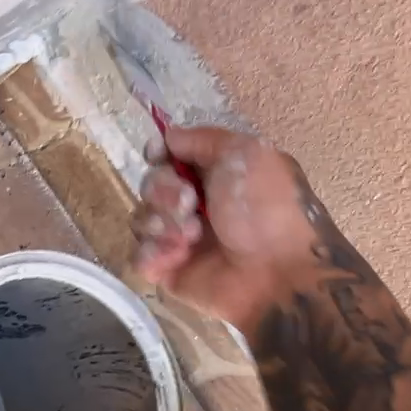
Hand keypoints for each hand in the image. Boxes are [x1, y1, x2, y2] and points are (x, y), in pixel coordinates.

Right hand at [132, 126, 330, 337]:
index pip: (168, 158)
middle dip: (163, 192)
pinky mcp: (165, 269)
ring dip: (162, 224)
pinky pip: (137, 254)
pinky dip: (154, 253)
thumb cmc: (266, 210)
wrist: (274, 273)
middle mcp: (194, 204)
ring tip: (191, 238)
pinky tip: (178, 257)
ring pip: (140, 219)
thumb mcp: (247, 154)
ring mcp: (177, 238)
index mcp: (215, 175)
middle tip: (190, 205)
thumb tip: (167, 137)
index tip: (160, 157)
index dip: (159, 156)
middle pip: (149, 185)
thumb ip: (203, 139)